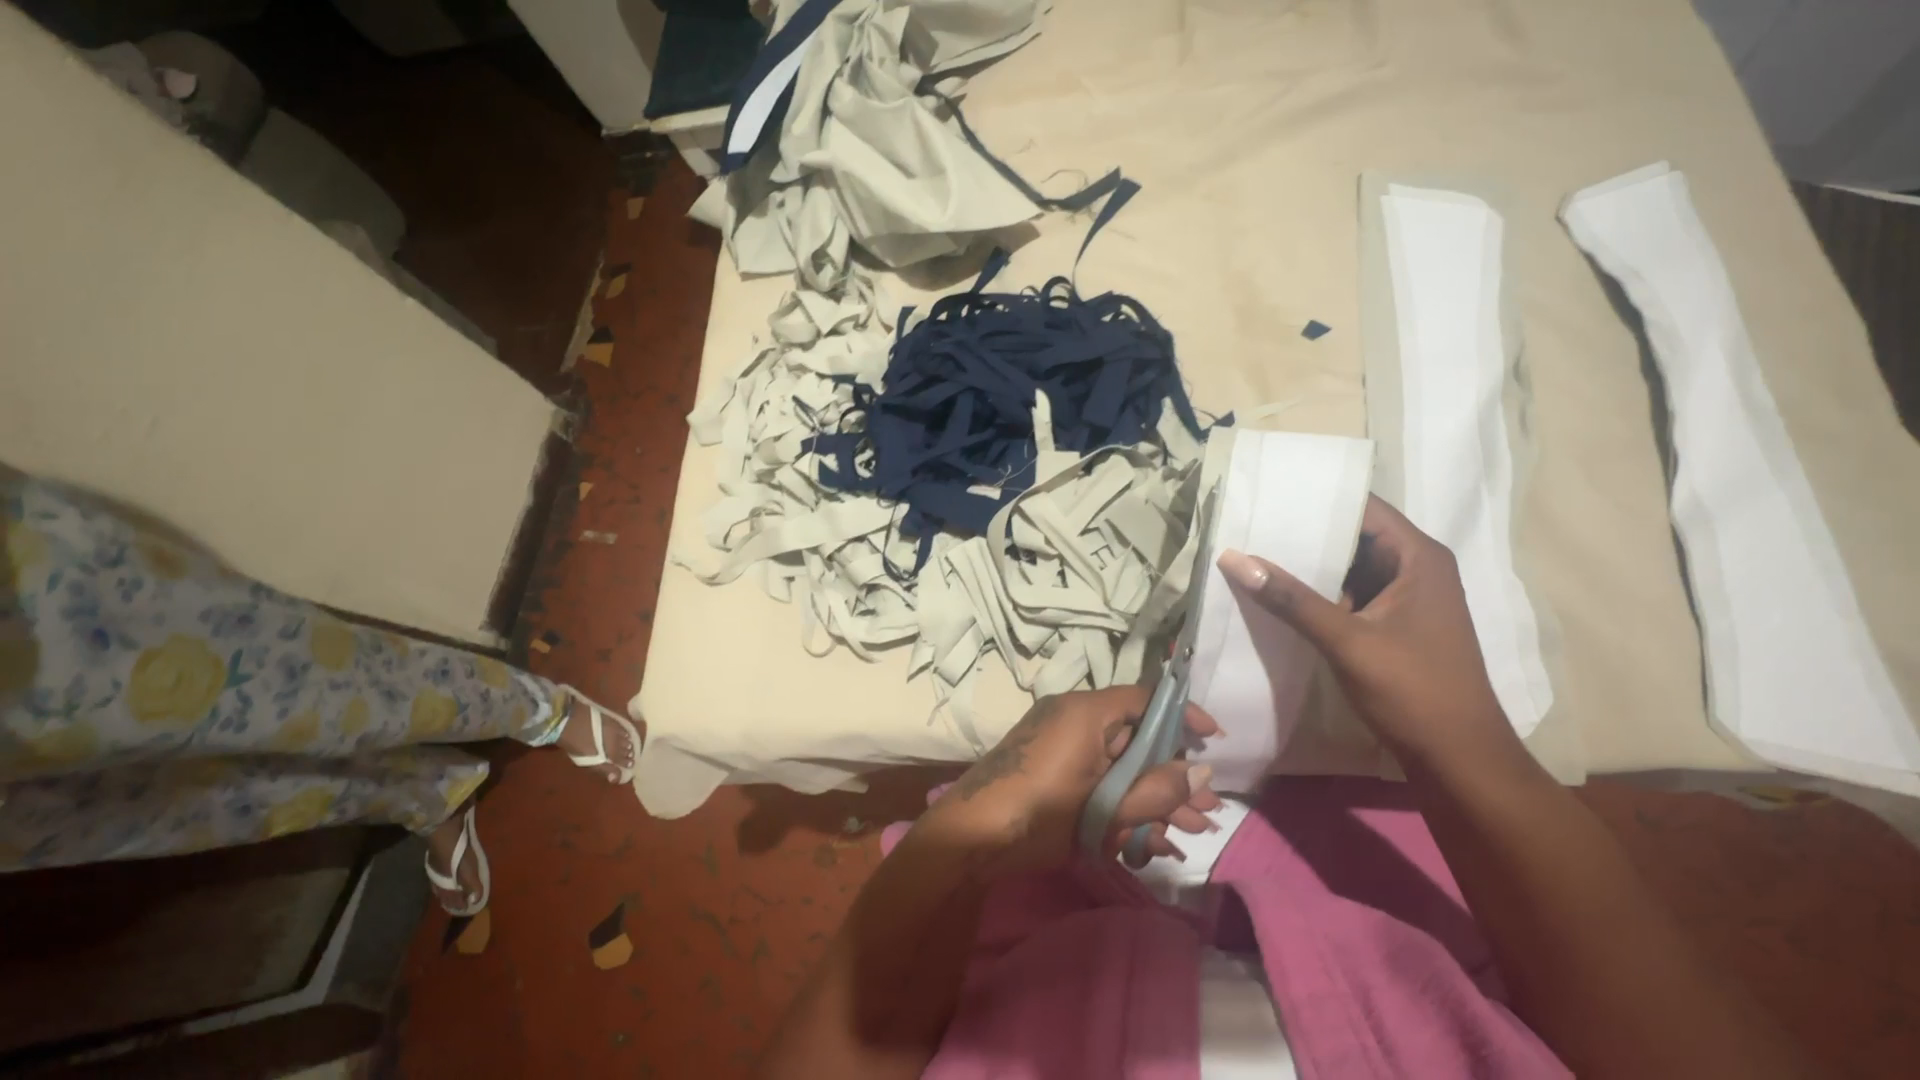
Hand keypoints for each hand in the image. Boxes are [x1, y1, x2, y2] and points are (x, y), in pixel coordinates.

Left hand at [918, 686, 1221, 876]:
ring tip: (1190, 834)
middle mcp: (1076, 723)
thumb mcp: (1103, 805)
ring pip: (1121, 770)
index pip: (1145, 700)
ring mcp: (1063, 751)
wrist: (969, 837)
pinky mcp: (1054, 777)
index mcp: (1086, 713)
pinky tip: (1152, 844)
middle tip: (1208, 812)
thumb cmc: (1038, 810)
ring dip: (1154, 802)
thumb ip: (1155, 790)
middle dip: (1174, 781)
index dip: (1182, 717)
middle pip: (1137, 743)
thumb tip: (1201, 772)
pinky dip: (1123, 810)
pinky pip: (1098, 784)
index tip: (1214, 738)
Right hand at [1215, 495, 1519, 768]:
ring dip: (1309, 565)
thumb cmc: (1413, 690)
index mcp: (1419, 557)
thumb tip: (1234, 558)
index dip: (1318, 497)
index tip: (1268, 493)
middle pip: (1354, 536)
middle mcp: (1416, 569)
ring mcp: (1406, 600)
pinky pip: (1351, 596)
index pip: (1364, 508)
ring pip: (1350, 569)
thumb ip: (1291, 599)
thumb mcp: (1347, 641)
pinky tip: (1277, 595)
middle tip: (1248, 523)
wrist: (1458, 758)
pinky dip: (1318, 594)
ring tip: (1252, 552)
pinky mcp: (1394, 627)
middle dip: (1304, 532)